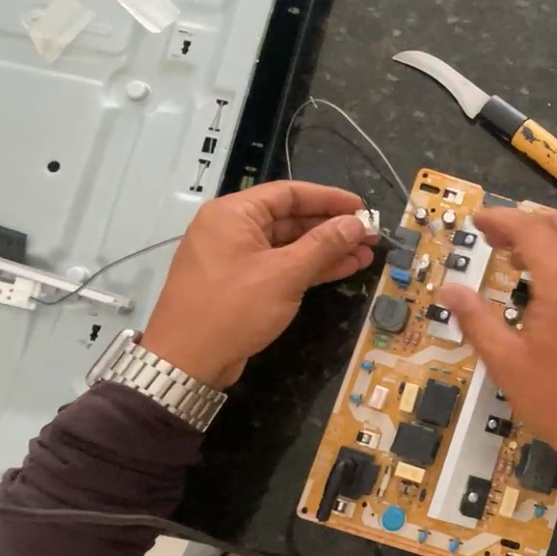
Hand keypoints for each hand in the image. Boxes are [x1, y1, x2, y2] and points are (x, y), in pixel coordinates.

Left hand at [141, 181, 376, 387]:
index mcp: (233, 214)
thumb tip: (356, 224)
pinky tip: (343, 270)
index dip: (329, 198)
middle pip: (290, 218)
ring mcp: (237, 258)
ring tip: (365, 255)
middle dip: (332, 227)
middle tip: (369, 234)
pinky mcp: (243, 284)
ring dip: (327, 249)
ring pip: (290, 245)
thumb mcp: (284, 274)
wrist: (187, 362)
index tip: (362, 208)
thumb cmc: (232, 309)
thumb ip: (324, 245)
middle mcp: (232, 229)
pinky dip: (311, 268)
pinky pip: (282, 266)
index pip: (289, 193)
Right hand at [438, 207, 556, 450]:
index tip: (477, 223)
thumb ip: (475, 319)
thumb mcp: (505, 362)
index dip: (500, 219)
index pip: (530, 229)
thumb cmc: (556, 399)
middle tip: (494, 241)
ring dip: (550, 235)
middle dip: (524, 223)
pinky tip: (552, 277)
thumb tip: (448, 289)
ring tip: (520, 257)